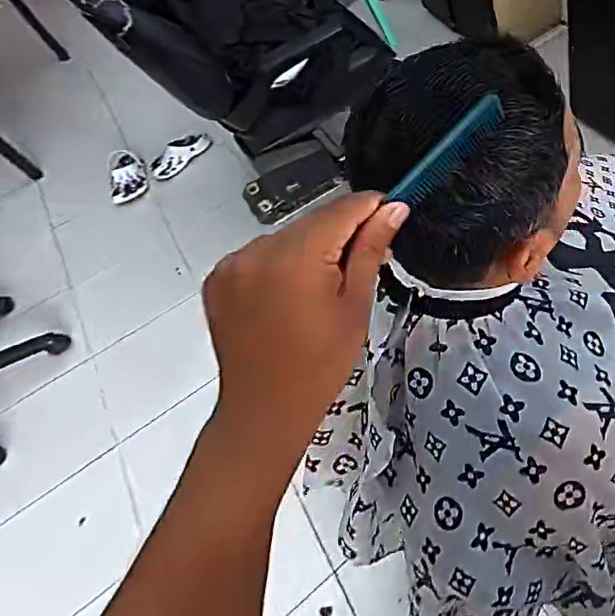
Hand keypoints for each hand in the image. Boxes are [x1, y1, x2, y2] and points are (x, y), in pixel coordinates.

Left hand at [201, 192, 408, 469]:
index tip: (393, 213)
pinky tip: (301, 290)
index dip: (375, 208)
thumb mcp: (357, 302)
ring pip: (293, 232)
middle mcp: (257, 253)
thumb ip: (372, 248)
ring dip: (317, 244)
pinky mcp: (222, 276)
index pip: (345, 208)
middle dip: (347, 230)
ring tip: (332, 283)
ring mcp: (234, 264)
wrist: (266, 407)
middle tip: (369, 259)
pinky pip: (266, 250)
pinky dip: (287, 259)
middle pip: (317, 218)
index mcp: (296, 258)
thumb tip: (392, 211)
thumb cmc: (316, 366)